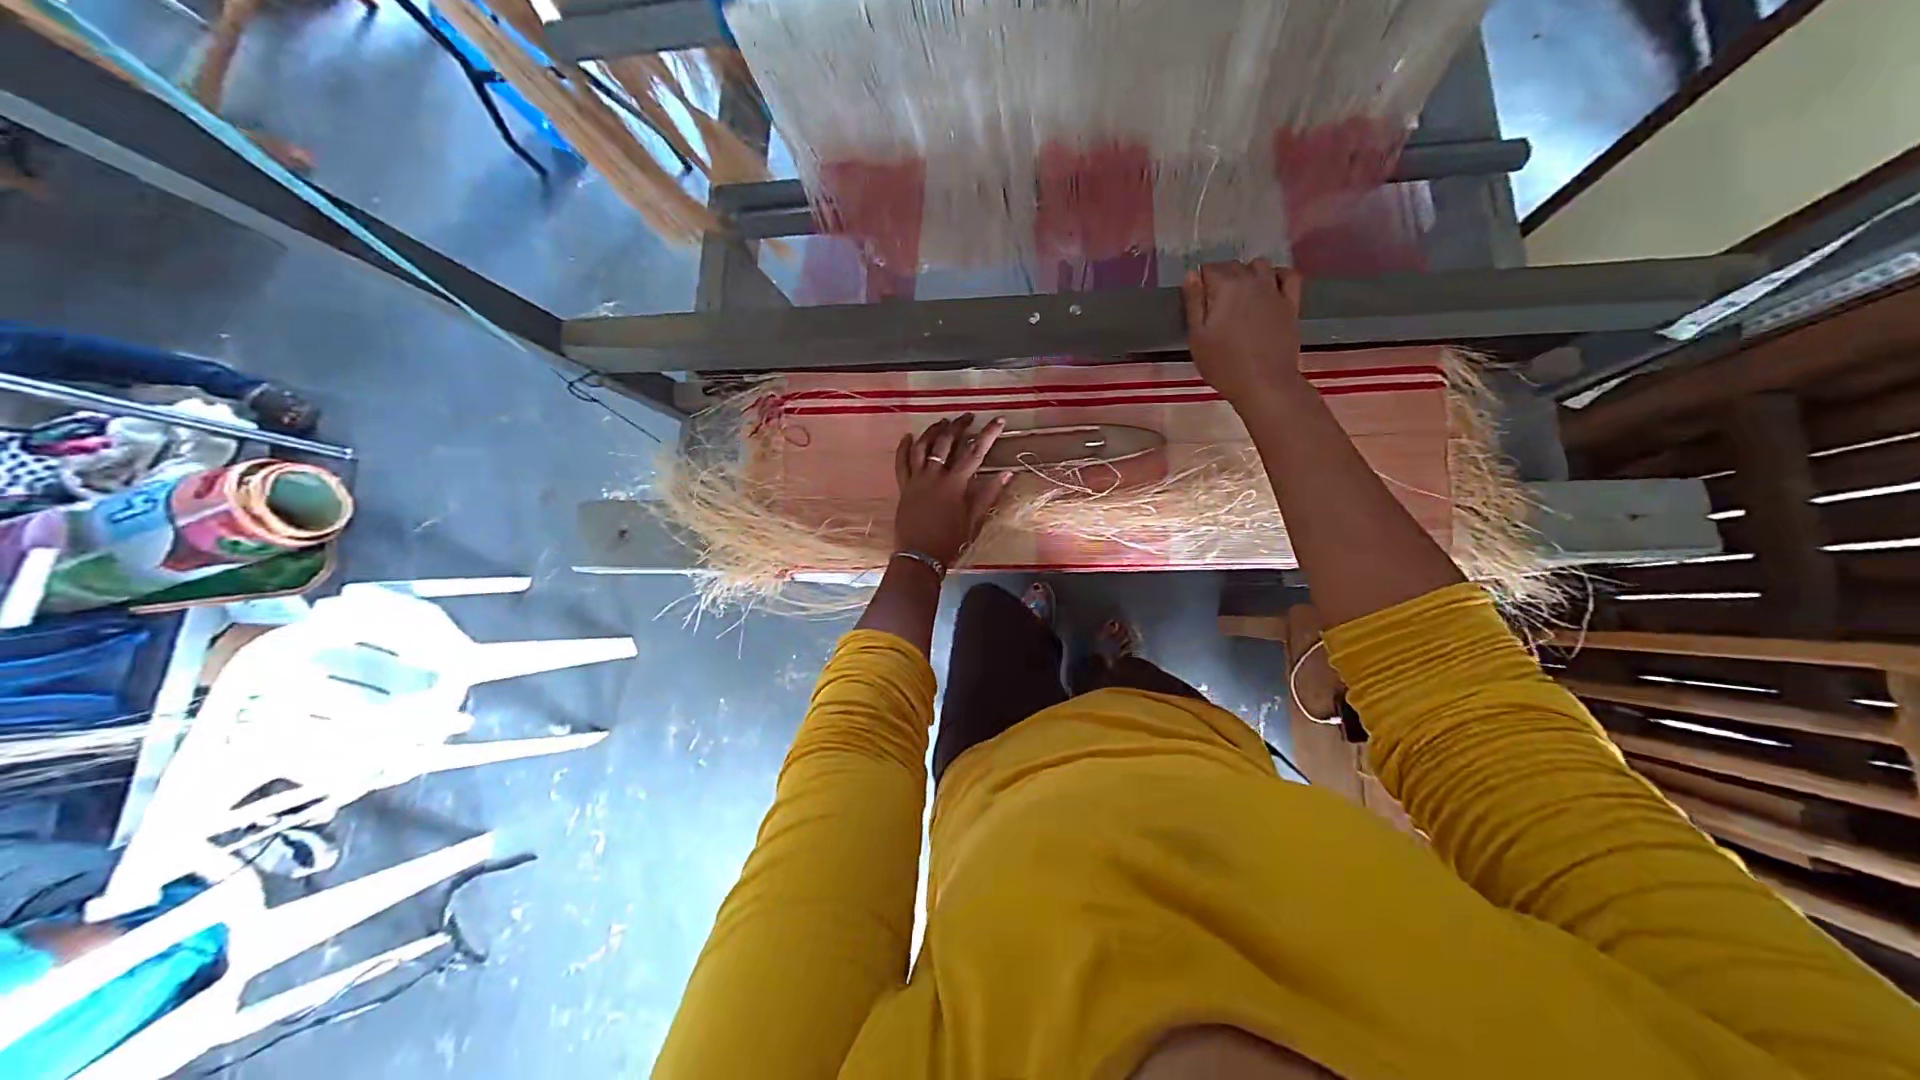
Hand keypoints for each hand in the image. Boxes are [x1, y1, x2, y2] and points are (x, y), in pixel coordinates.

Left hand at [893, 414, 1011, 565]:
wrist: (920, 557)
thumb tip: (1007, 474)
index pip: (975, 452)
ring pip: (923, 446)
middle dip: (959, 426)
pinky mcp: (903, 487)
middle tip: (968, 416)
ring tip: (943, 421)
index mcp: (955, 484)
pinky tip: (908, 436)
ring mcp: (916, 479)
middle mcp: (935, 475)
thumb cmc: (950, 542)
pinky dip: (904, 447)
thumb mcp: (974, 520)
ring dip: (933, 431)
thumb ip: (988, 494)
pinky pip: (901, 462)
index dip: (988, 434)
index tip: (998, 420)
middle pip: (947, 442)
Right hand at [1182, 259, 1306, 413]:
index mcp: (1225, 287)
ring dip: (1247, 274)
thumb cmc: (1224, 364)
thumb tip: (1191, 274)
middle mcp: (1252, 280)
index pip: (1208, 269)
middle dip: (1221, 278)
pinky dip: (1277, 275)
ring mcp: (1275, 290)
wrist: (1265, 384)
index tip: (1197, 303)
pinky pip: (1288, 275)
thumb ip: (1193, 302)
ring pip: (1260, 265)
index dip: (1200, 284)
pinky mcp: (1291, 302)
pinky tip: (1269, 286)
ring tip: (1239, 296)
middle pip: (1233, 266)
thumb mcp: (1197, 337)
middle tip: (1214, 306)